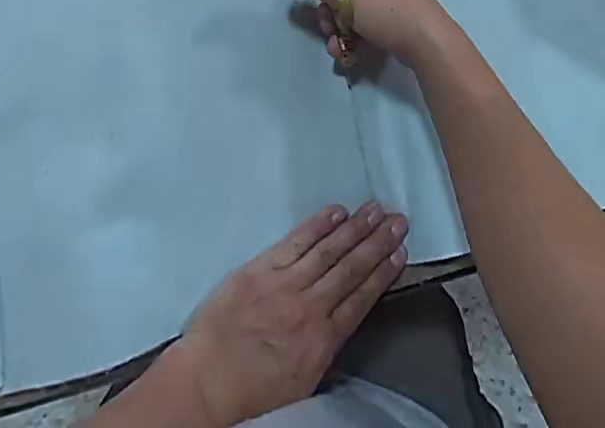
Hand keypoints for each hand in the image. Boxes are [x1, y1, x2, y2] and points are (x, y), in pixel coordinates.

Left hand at [152, 202, 409, 425]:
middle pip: (351, 268)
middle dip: (377, 242)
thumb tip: (341, 320)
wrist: (204, 386)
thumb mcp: (302, 381)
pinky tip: (335, 213)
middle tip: (397, 220)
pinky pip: (295, 242)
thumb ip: (324, 346)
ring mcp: (284, 284)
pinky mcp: (260, 269)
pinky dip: (317, 226)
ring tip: (374, 210)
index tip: (400, 253)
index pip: (361, 298)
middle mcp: (308, 307)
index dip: (383, 273)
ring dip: (355, 228)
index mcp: (321, 341)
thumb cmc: (249, 394)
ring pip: (328, 250)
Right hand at [272, 0, 459, 67]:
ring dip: (340, 28)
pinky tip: (352, 53)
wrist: (427, 39)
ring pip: (355, 8)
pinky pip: (371, 22)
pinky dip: (358, 36)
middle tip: (325, 25)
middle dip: (328, 9)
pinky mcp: (400, 17)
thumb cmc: (381, 8)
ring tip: (338, 46)